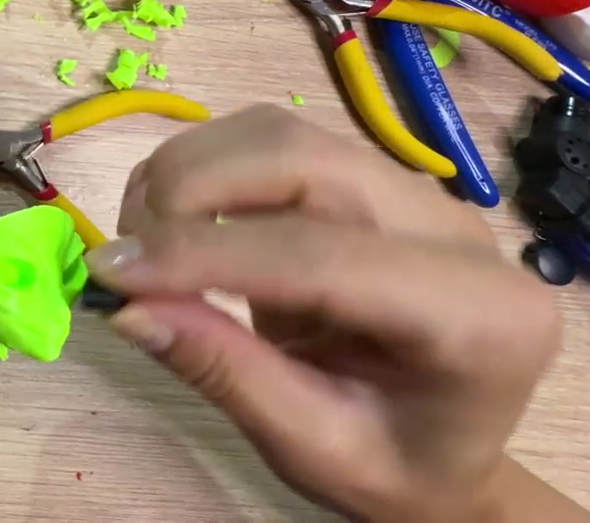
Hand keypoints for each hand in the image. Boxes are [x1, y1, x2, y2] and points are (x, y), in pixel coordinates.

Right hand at [92, 105, 569, 522]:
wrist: (431, 434)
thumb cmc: (390, 457)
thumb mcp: (313, 448)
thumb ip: (224, 373)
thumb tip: (125, 307)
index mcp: (480, 316)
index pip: (320, 256)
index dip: (201, 255)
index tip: (109, 273)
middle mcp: (447, 226)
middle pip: (294, 158)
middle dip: (187, 194)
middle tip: (129, 255)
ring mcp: (397, 184)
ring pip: (265, 132)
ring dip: (180, 173)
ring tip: (145, 241)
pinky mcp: (348, 166)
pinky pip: (250, 134)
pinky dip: (187, 165)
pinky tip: (168, 220)